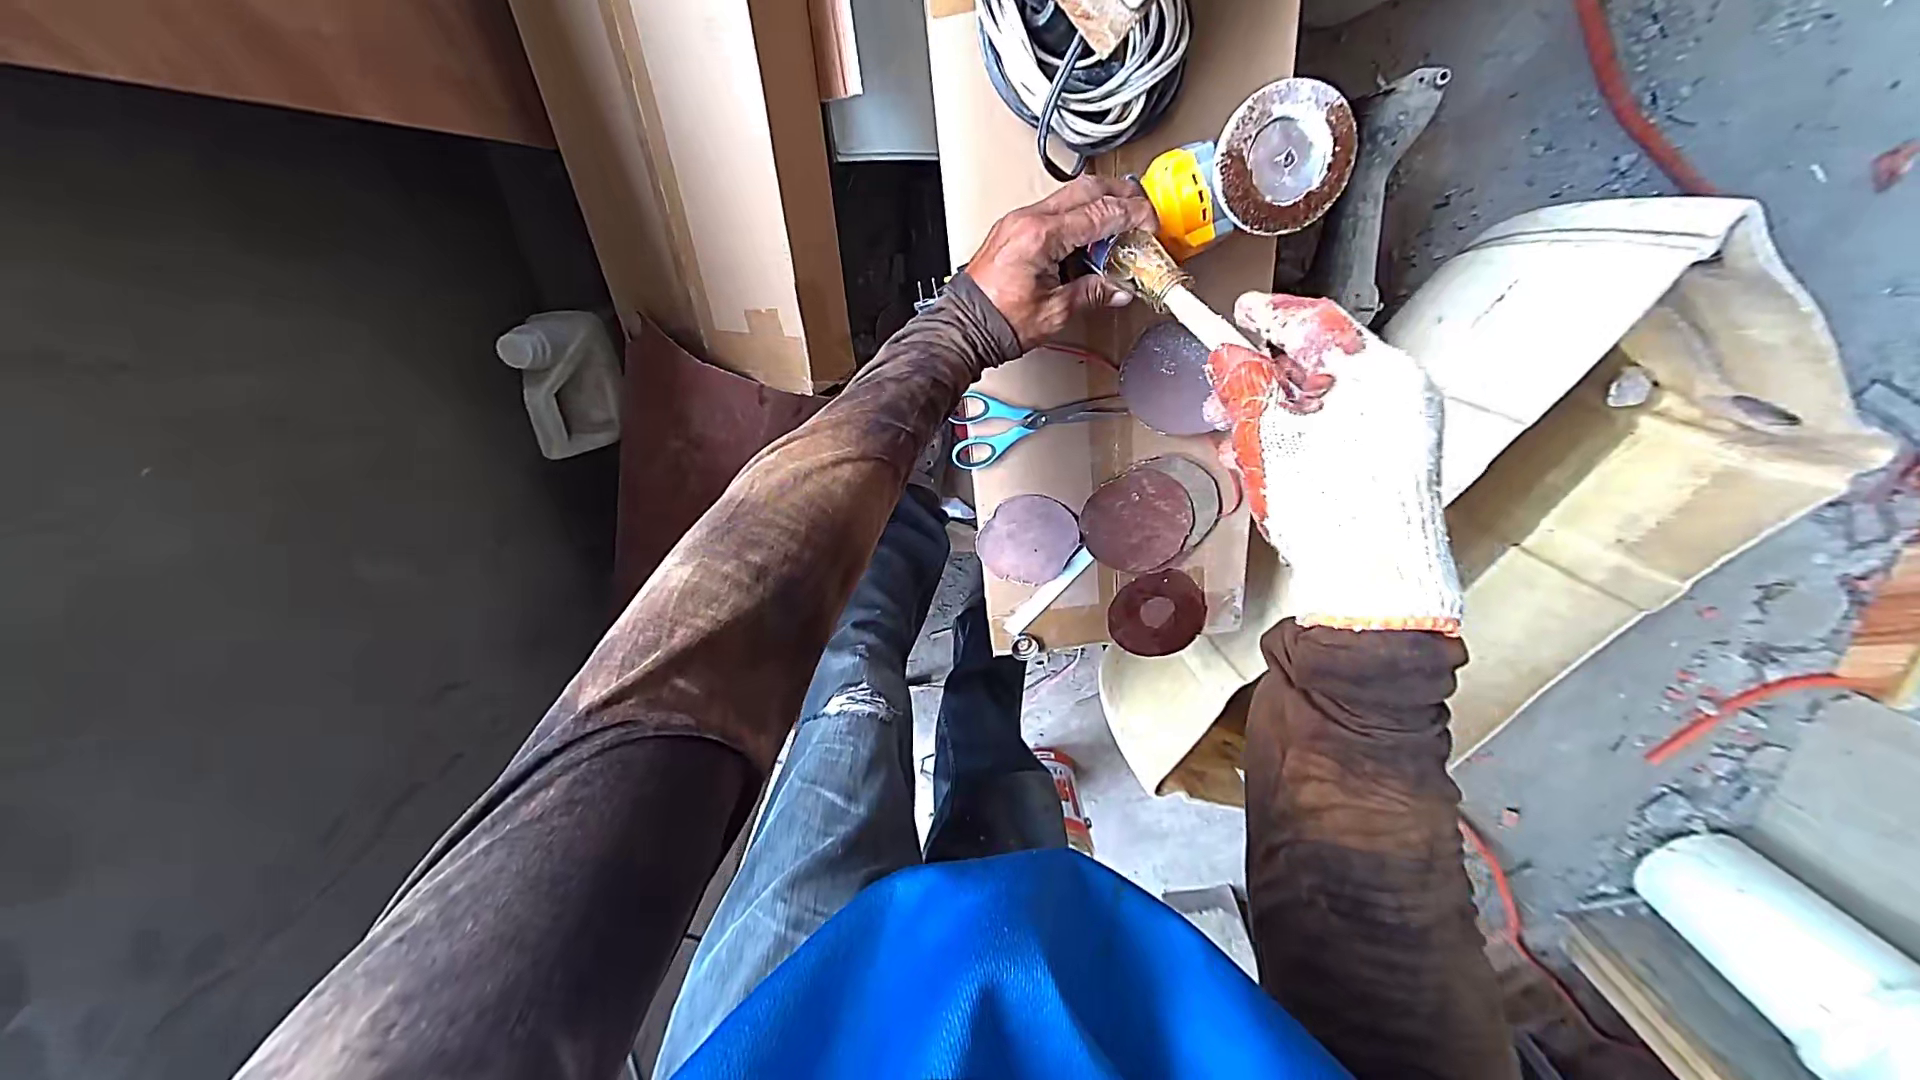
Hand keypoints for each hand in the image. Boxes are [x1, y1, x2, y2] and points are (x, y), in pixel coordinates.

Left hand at [966, 177, 1159, 348]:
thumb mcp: (1055, 312)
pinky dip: (1076, 218)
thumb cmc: (998, 321)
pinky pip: (1052, 211)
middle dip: (1120, 196)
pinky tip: (1087, 239)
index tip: (1151, 223)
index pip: (1100, 212)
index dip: (1133, 215)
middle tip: (1142, 212)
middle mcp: (1028, 219)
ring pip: (1069, 196)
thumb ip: (1092, 293)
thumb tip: (1119, 289)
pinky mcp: (1013, 229)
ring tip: (1118, 228)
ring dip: (1098, 205)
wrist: (964, 327)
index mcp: (1041, 235)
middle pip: (1087, 188)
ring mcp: (1018, 221)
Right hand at [1210, 293, 1461, 633]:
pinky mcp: (1383, 461)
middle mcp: (1398, 398)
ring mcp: (1395, 431)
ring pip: (1319, 402)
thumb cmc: (1334, 515)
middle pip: (1318, 366)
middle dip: (1262, 378)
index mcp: (1384, 378)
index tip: (1241, 311)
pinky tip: (1262, 458)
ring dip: (1269, 413)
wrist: (1371, 586)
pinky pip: (1331, 432)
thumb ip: (1247, 387)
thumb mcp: (1273, 440)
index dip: (1273, 315)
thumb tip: (1227, 355)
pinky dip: (1292, 438)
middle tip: (1222, 387)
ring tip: (1234, 435)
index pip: (1322, 324)